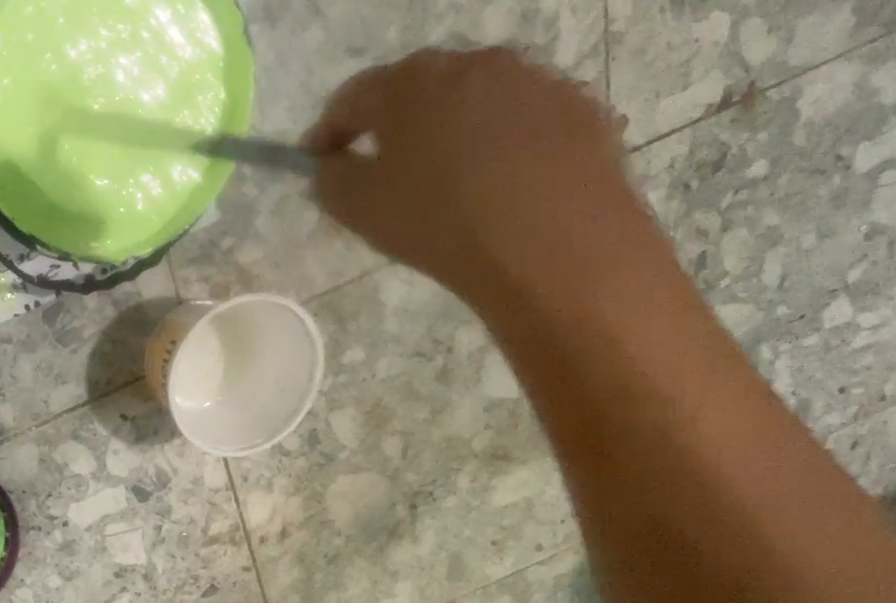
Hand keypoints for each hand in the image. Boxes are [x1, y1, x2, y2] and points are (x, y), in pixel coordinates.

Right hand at [306, 48, 659, 309]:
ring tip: (446, 182)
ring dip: (452, 132)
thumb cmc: (438, 222)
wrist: (552, 245)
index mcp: (411, 83)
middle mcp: (473, 64)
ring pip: (474, 102)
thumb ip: (332, 179)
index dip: (328, 131)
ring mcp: (533, 80)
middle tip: (382, 168)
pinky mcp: (578, 108)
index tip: (317, 160)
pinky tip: (498, 189)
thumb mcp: (359, 210)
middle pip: (418, 90)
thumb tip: (334, 164)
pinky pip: (522, 122)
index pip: (353, 97)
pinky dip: (501, 146)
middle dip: (395, 125)